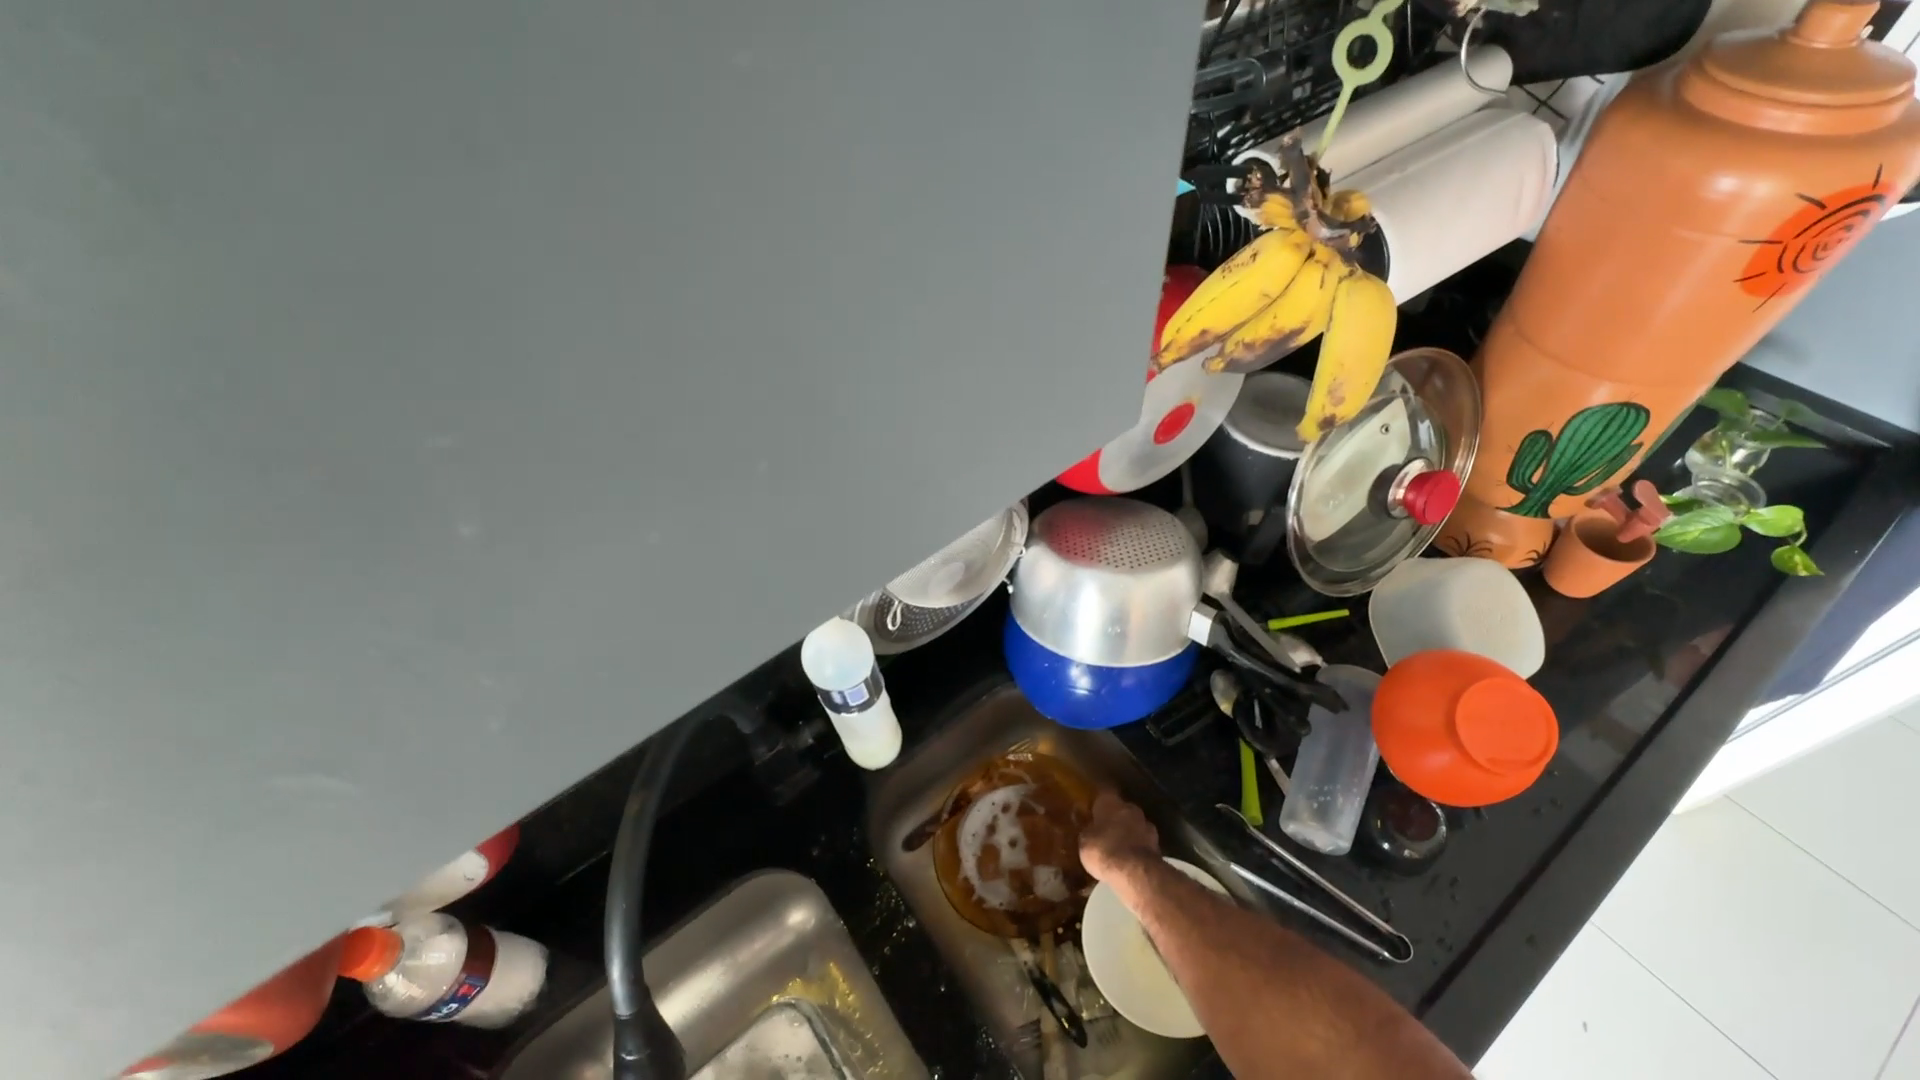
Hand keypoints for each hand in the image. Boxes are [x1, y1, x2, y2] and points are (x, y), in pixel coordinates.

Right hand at [1079, 791, 1159, 883]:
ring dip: (1128, 831)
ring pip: (1134, 824)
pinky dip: (1137, 846)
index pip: (1104, 792)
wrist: (1136, 872)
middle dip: (1114, 817)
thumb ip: (1087, 830)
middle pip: (1121, 808)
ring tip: (1118, 845)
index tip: (1093, 806)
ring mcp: (1146, 825)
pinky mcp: (1157, 844)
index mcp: (1110, 803)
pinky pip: (1143, 841)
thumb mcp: (1084, 842)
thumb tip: (1088, 826)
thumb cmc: (1104, 851)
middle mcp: (1130, 808)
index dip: (1098, 800)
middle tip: (1104, 829)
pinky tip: (1130, 858)